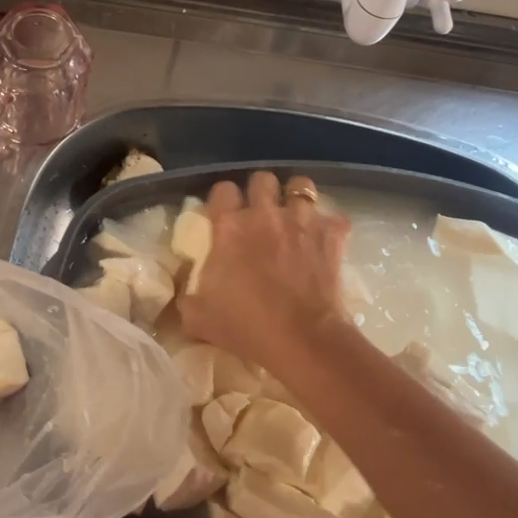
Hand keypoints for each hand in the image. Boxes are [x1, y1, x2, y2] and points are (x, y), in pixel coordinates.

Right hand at [178, 171, 351, 372]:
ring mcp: (302, 221)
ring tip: (294, 216)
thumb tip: (184, 294)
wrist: (303, 339)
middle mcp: (265, 214)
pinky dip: (329, 226)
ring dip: (296, 198)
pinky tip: (324, 239)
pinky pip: (333, 217)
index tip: (224, 213)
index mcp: (230, 227)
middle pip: (261, 178)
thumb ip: (187, 299)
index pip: (222, 189)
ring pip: (301, 186)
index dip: (223, 198)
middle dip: (260, 190)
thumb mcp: (198, 318)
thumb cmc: (246, 326)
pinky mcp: (332, 235)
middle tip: (260, 212)